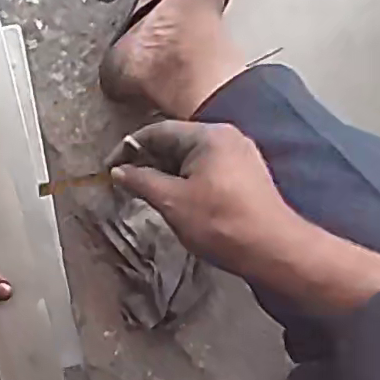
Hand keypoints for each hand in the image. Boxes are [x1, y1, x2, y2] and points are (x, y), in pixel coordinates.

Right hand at [107, 121, 379, 314]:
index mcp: (208, 136)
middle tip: (124, 182)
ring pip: (190, 155)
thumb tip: (118, 170)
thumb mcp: (171, 201)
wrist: (271, 248)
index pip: (158, 130)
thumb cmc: (218, 222)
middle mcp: (226, 136)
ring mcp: (239, 154)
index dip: (128, 148)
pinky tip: (172, 197)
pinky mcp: (244, 173)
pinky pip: (205, 166)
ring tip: (144, 192)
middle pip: (175, 140)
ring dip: (164, 170)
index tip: (109, 169)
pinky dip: (183, 177)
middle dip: (146, 159)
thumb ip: (141, 180)